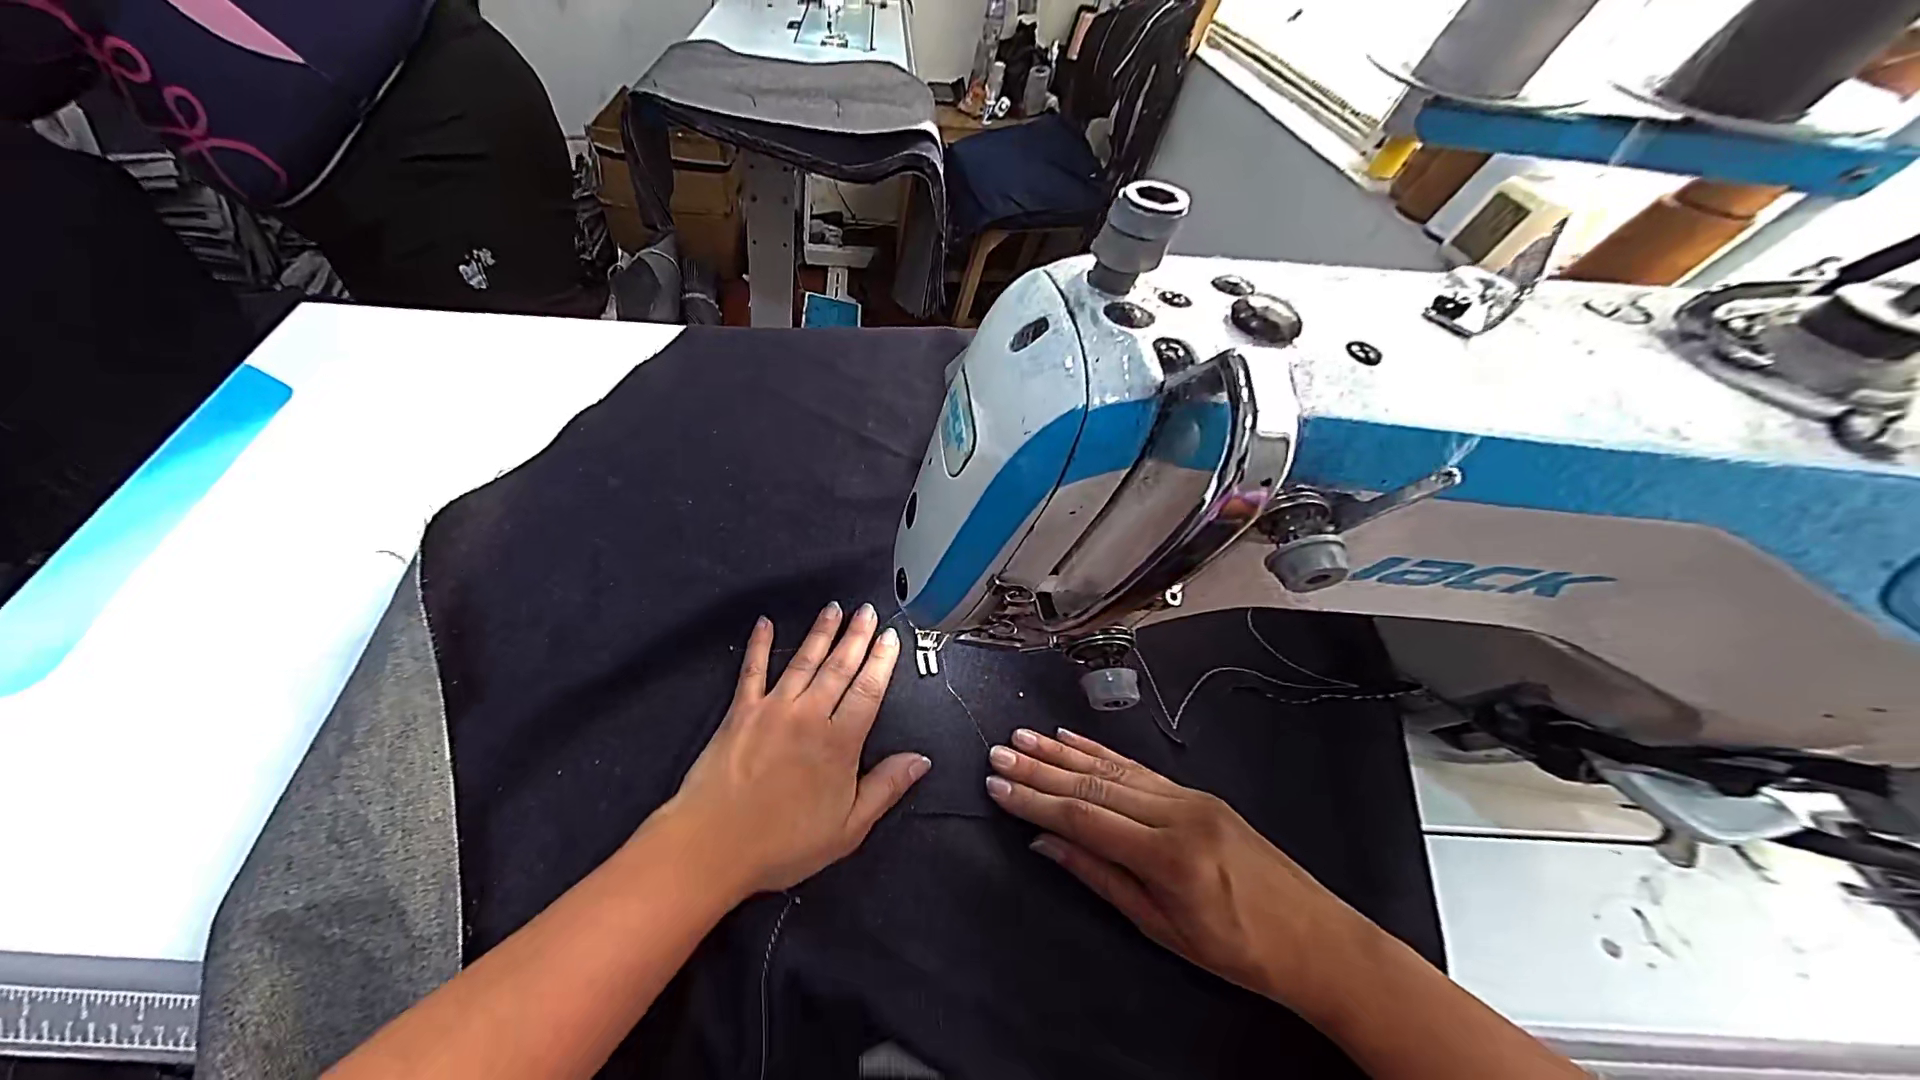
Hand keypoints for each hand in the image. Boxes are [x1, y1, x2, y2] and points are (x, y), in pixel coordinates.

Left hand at [653, 602, 929, 900]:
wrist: (711, 847)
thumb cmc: (781, 844)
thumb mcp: (848, 828)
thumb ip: (886, 788)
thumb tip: (920, 762)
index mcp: (838, 743)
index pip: (869, 689)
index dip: (882, 660)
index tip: (890, 638)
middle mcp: (809, 717)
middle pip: (840, 666)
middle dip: (857, 635)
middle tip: (867, 611)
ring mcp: (773, 710)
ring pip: (804, 661)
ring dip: (821, 632)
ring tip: (834, 609)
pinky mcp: (740, 713)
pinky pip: (753, 670)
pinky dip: (759, 645)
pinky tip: (764, 624)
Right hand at [985, 727, 1370, 1008]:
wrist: (1316, 938)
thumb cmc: (1238, 950)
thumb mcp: (1162, 928)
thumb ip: (1100, 876)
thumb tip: (1047, 842)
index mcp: (1167, 854)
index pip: (1083, 817)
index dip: (1034, 800)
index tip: (997, 785)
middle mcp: (1175, 813)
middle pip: (1092, 784)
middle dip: (1040, 769)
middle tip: (999, 751)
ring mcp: (1188, 796)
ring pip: (1112, 768)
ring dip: (1063, 753)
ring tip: (1025, 738)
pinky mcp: (1195, 792)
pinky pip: (1138, 768)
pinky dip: (1101, 753)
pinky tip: (1074, 741)